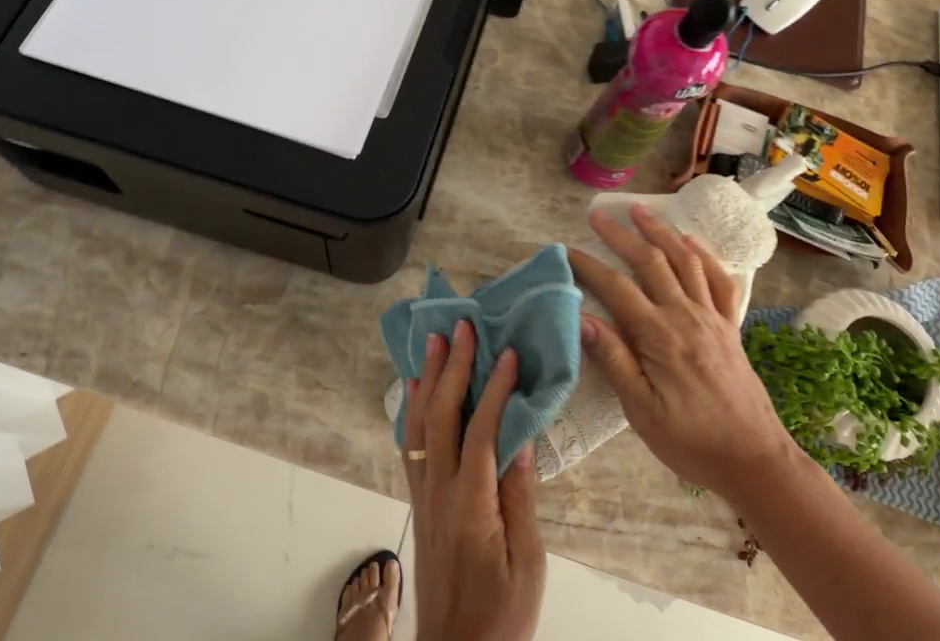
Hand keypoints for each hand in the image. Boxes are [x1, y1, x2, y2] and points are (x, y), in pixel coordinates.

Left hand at [402, 320, 545, 640]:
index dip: (495, 388)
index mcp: (470, 504)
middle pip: (441, 417)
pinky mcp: (419, 506)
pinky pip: (412, 448)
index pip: (481, 430)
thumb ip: (520, 495)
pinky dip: (415, 412)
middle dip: (451, 367)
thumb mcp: (527, 559)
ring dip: (427, 381)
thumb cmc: (502, 612)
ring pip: (419, 427)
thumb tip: (522, 437)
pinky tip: (418, 393)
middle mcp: (438, 492)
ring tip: (432, 343)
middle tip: (460, 327)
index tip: (509, 353)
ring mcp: (423, 498)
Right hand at [569, 205, 797, 497]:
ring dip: (661, 231)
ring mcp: (712, 318)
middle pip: (650, 261)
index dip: (589, 266)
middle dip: (622, 235)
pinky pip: (718, 280)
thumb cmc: (690, 441)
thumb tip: (582, 318)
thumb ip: (614, 361)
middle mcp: (686, 316)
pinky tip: (690, 242)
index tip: (566, 251)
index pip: (616, 288)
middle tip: (597, 216)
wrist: (753, 457)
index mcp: (659, 336)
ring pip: (684, 260)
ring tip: (641, 210)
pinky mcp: (730, 327)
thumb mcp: (642, 411)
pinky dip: (703, 255)